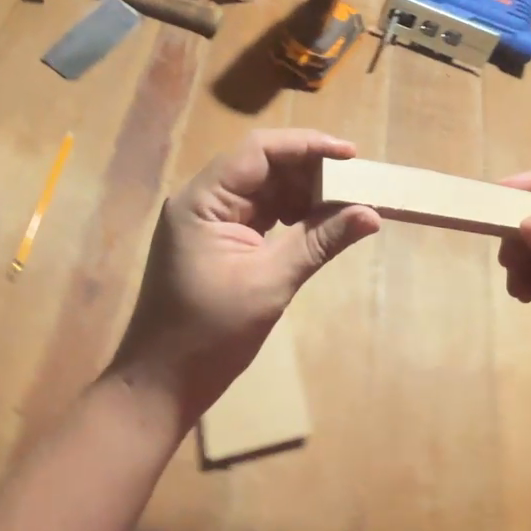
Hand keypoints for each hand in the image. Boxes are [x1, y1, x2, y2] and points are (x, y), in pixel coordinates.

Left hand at [109, 129, 381, 421]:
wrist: (160, 385)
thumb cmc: (208, 335)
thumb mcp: (270, 284)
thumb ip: (319, 242)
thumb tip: (370, 214)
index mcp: (203, 200)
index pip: (258, 151)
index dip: (306, 145)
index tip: (350, 154)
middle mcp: (202, 200)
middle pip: (262, 166)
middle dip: (309, 169)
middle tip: (355, 181)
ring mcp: (208, 221)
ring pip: (263, 189)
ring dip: (302, 192)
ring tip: (345, 202)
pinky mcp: (217, 242)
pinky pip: (259, 213)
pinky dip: (290, 215)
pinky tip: (318, 223)